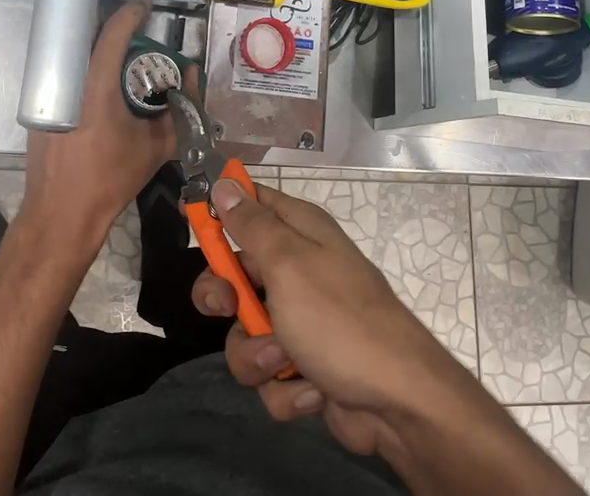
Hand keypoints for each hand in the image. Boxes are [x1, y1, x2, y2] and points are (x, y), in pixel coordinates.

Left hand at [19, 1, 177, 249]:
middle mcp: (67, 83)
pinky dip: (81, 69)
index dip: (131, 14)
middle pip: (87, 38)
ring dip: (95, 49)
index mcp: (96, 88)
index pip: (112, 34)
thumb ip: (179, 111)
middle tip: (135, 34)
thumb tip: (192, 78)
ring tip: (118, 56)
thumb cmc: (110, 180)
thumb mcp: (155, 148)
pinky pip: (62, 74)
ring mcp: (47, 94)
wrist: (62, 214)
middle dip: (111, 30)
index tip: (146, 7)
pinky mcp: (38, 107)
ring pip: (71, 55)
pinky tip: (97, 83)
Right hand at [191, 182, 465, 457]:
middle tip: (228, 308)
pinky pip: (269, 375)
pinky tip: (315, 390)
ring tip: (287, 361)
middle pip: (234, 275)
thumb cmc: (340, 321)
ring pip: (245, 333)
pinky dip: (287, 388)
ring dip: (259, 355)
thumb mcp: (288, 263)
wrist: (399, 405)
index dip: (219, 211)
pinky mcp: (305, 367)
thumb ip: (251, 225)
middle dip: (224, 299)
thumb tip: (224, 183)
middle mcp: (298, 271)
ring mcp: (301, 322)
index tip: (190, 220)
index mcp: (299, 233)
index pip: (249, 204)